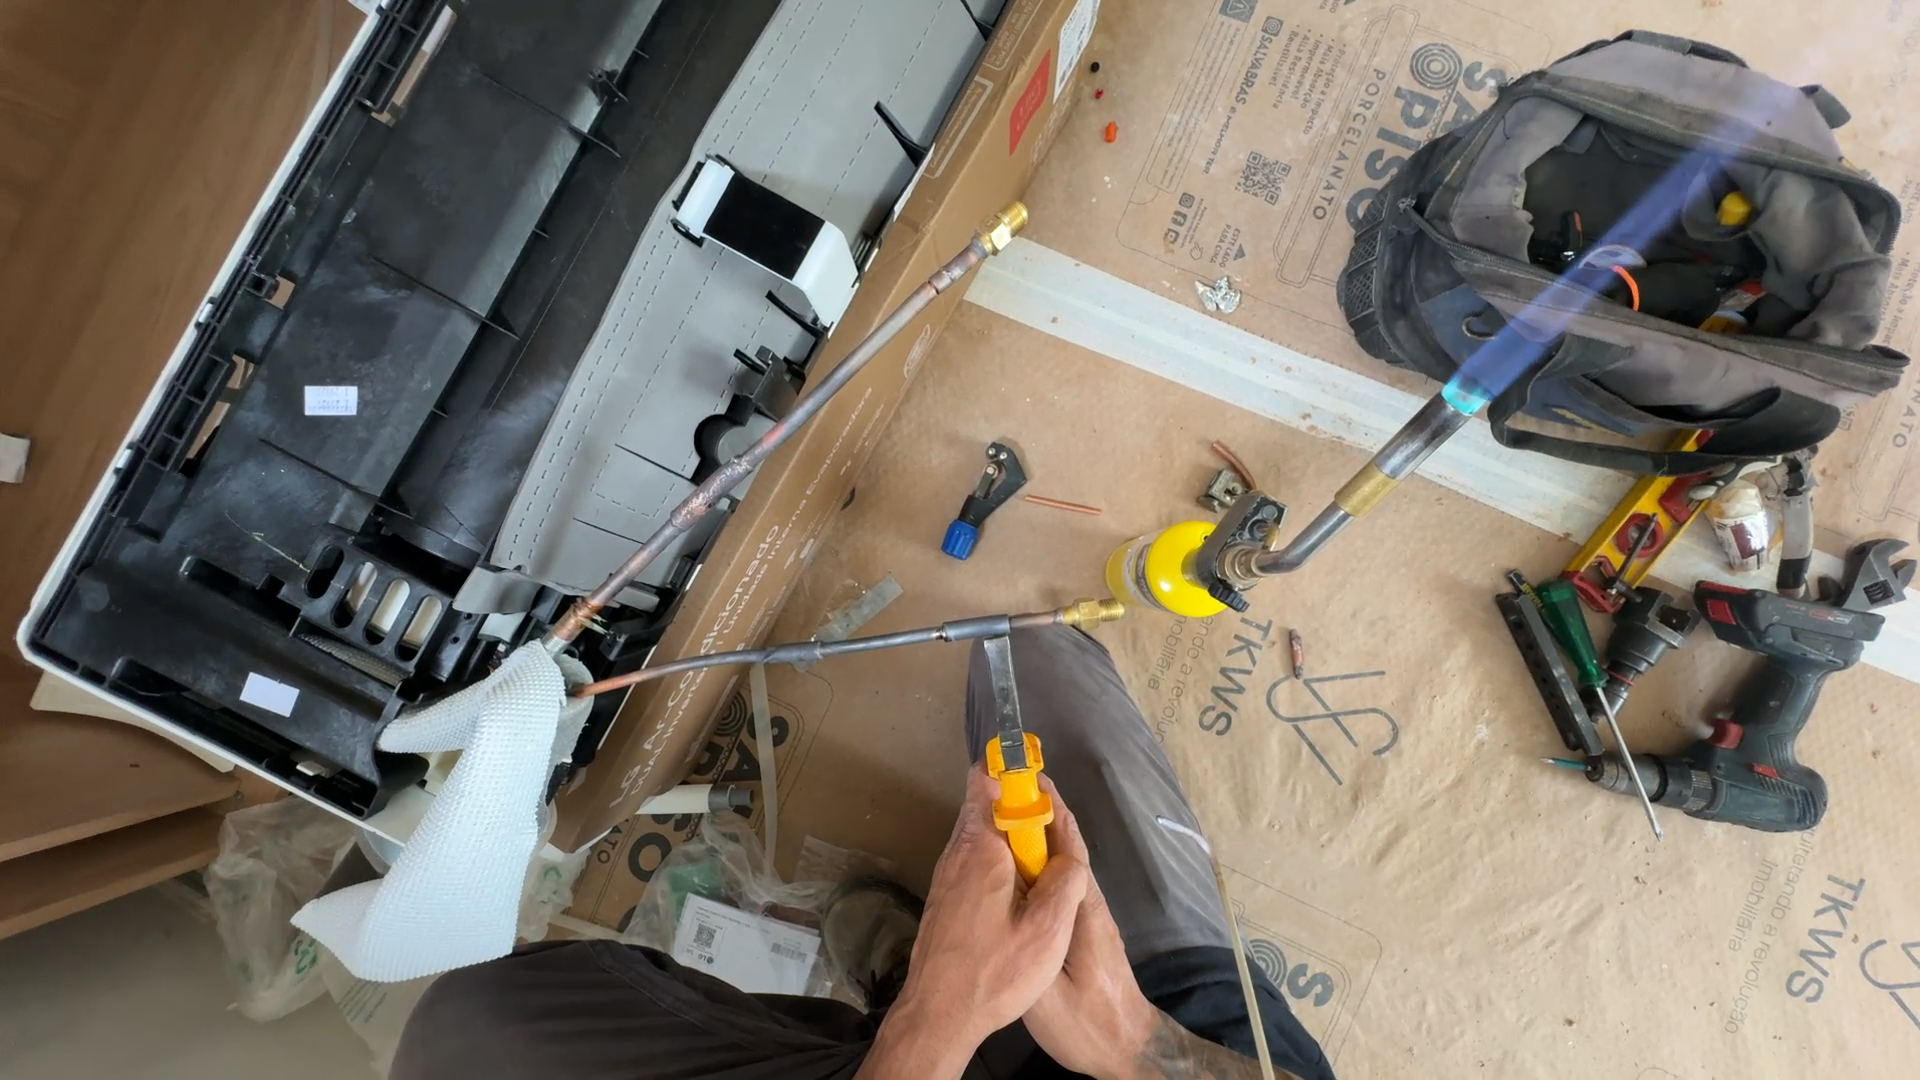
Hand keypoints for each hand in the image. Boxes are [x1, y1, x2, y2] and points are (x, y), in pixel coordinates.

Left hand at [860, 765, 1090, 1076]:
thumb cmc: (993, 971)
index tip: (1037, 774)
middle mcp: (958, 849)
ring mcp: (947, 872)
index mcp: (981, 846)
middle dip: (1017, 805)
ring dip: (1008, 834)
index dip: (1011, 768)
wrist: (937, 1013)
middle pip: (985, 803)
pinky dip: (996, 857)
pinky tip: (1016, 889)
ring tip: (1039, 861)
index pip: (985, 780)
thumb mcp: (1046, 932)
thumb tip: (1069, 856)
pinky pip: (973, 856)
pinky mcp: (945, 893)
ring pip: (979, 831)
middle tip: (1049, 828)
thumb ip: (1065, 883)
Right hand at [1021, 788, 1160, 1078]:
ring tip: (999, 813)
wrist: (1129, 1048)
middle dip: (1037, 809)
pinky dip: (1037, 856)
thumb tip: (1006, 902)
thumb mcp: (1049, 995)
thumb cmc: (1089, 1022)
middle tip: (1001, 787)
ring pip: (1061, 857)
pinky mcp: (1081, 921)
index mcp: (1081, 906)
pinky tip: (1012, 861)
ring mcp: (1087, 909)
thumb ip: (1031, 946)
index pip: (1067, 844)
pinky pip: (1058, 876)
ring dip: (1036, 830)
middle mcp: (1087, 898)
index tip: (1024, 779)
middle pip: (1064, 842)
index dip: (1048, 808)